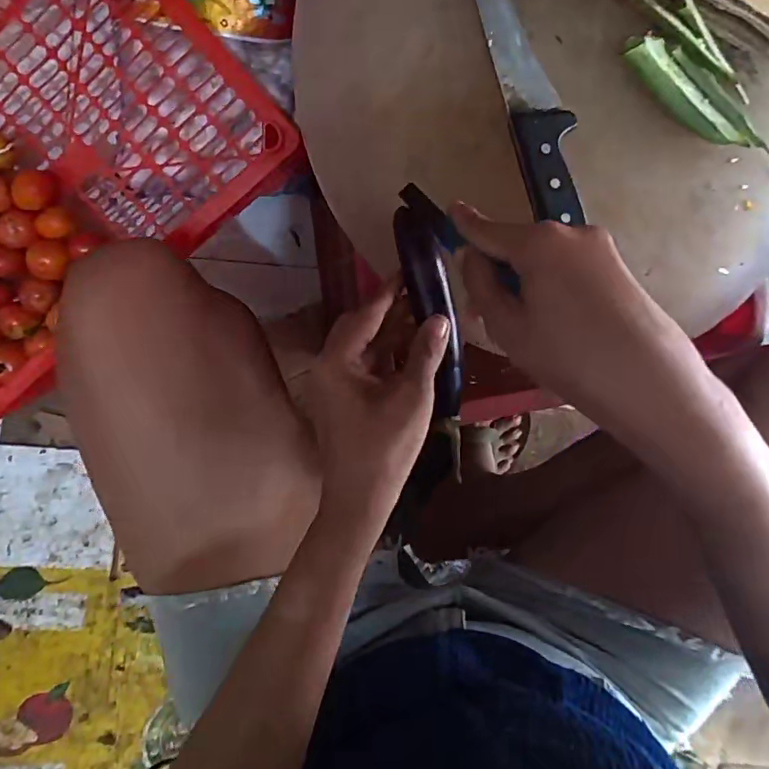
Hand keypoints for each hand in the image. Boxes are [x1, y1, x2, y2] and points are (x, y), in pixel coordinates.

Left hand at [302, 280, 450, 536]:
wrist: (361, 498)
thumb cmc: (386, 447)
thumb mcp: (412, 397)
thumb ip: (425, 354)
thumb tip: (440, 318)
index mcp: (336, 362)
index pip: (364, 315)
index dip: (387, 292)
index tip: (406, 270)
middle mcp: (327, 366)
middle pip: (359, 326)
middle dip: (389, 309)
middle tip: (418, 290)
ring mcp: (333, 383)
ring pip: (363, 346)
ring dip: (390, 331)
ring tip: (422, 312)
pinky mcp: (343, 398)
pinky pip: (365, 364)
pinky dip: (386, 354)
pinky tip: (412, 346)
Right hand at [453, 202, 711, 440]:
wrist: (648, 378)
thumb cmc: (567, 355)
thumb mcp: (507, 326)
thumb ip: (481, 285)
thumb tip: (472, 256)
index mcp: (538, 242)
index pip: (489, 229)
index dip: (467, 224)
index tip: (453, 208)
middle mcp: (570, 232)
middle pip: (519, 244)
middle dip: (498, 270)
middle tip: (483, 313)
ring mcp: (599, 247)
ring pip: (546, 257)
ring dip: (526, 280)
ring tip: (524, 326)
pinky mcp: (617, 265)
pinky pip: (570, 267)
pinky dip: (553, 284)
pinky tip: (557, 323)